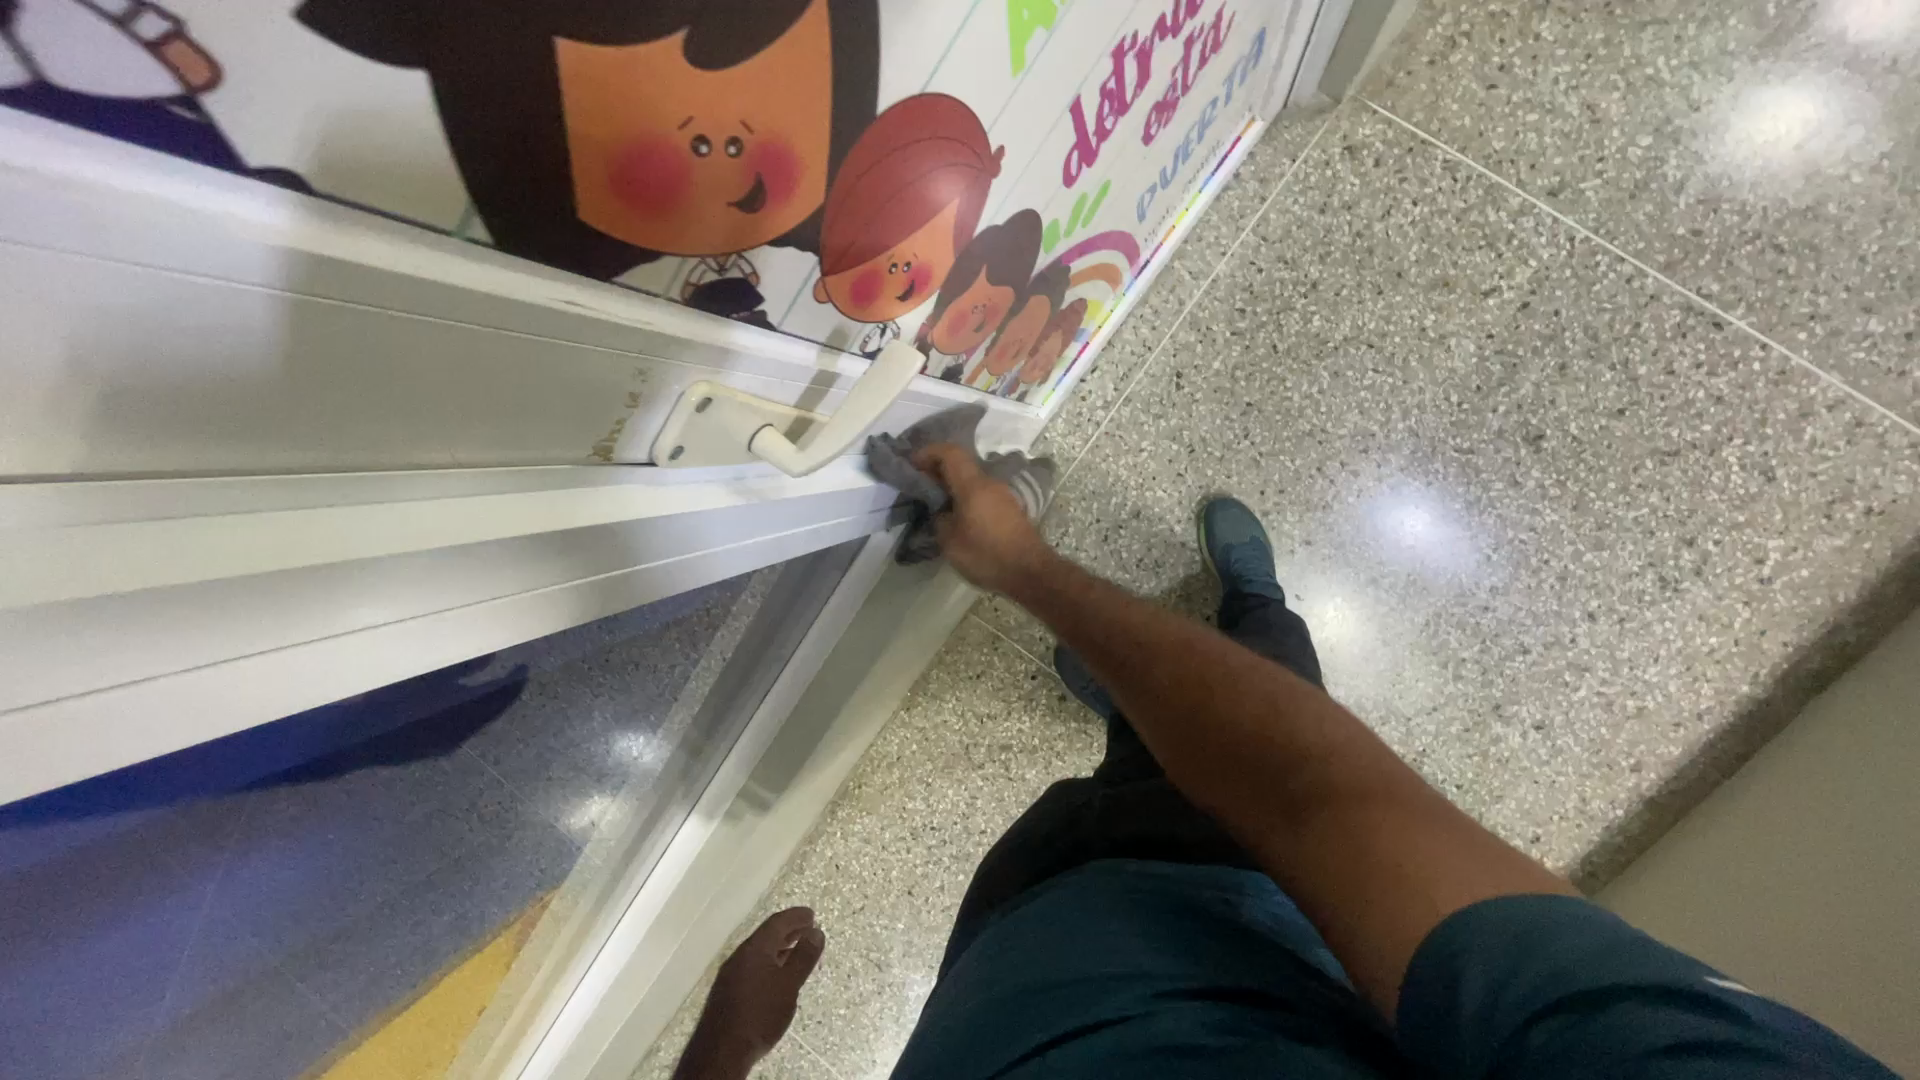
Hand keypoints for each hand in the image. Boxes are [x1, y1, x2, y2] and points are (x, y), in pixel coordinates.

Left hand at [675, 909, 824, 1079]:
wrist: (721, 1052)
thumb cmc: (760, 1014)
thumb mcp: (789, 985)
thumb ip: (803, 957)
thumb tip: (816, 932)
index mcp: (754, 949)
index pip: (777, 922)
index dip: (796, 916)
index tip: (812, 915)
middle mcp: (739, 956)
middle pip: (766, 936)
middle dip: (788, 931)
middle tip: (808, 929)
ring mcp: (730, 975)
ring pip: (758, 953)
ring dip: (779, 949)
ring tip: (796, 952)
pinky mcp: (726, 993)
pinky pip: (751, 968)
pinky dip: (768, 964)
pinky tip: (776, 979)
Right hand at [912, 444, 1054, 596]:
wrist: (1030, 573)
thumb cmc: (987, 555)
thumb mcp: (950, 542)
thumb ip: (940, 520)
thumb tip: (941, 512)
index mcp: (973, 485)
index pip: (950, 453)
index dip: (928, 453)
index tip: (912, 464)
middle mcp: (990, 483)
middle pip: (961, 466)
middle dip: (938, 471)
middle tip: (919, 486)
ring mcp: (1003, 496)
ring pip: (972, 481)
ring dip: (952, 487)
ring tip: (935, 505)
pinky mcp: (1010, 510)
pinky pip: (982, 495)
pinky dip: (966, 499)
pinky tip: (957, 518)